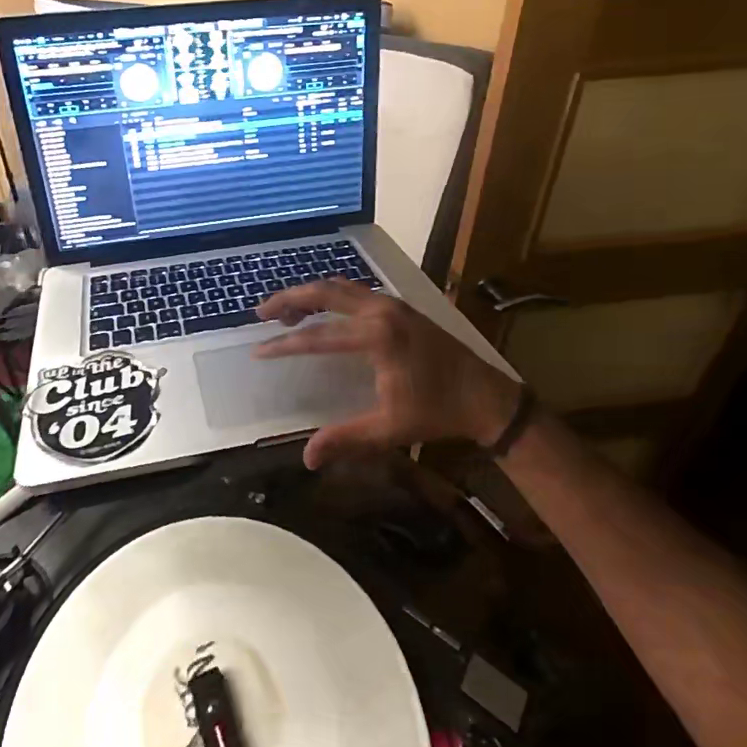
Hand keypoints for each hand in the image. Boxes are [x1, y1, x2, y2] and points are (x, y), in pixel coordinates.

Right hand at [254, 279, 521, 468]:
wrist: (489, 398)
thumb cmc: (438, 412)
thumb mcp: (390, 429)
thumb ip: (346, 438)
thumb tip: (307, 459)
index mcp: (377, 337)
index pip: (316, 336)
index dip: (282, 345)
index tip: (258, 351)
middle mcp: (382, 311)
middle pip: (323, 293)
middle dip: (288, 299)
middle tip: (260, 312)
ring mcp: (393, 305)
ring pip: (340, 286)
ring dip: (308, 294)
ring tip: (284, 310)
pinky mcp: (401, 308)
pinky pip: (355, 290)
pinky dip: (330, 295)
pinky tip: (321, 310)